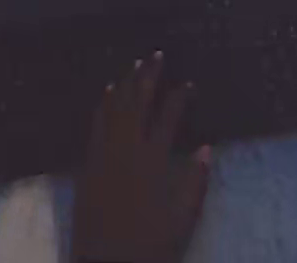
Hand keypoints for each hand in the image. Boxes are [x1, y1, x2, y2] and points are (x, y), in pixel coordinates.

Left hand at [72, 52, 210, 262]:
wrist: (105, 262)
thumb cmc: (149, 245)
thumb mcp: (181, 220)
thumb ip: (195, 183)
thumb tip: (207, 149)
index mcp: (153, 159)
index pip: (169, 117)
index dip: (179, 97)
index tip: (188, 82)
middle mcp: (128, 145)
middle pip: (139, 100)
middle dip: (149, 75)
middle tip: (157, 54)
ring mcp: (106, 148)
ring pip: (116, 104)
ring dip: (126, 82)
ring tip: (136, 63)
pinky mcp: (89, 156)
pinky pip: (97, 119)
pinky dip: (104, 101)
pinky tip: (108, 89)